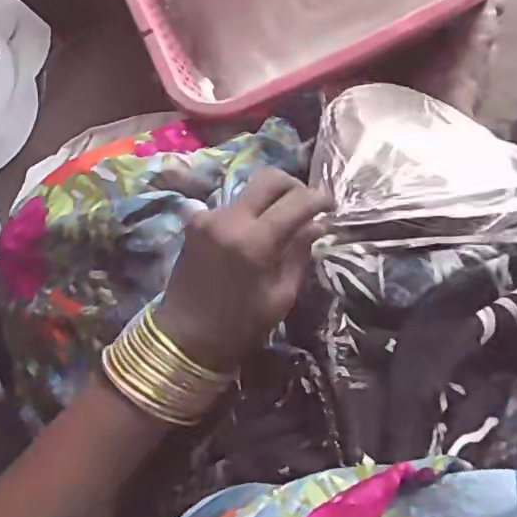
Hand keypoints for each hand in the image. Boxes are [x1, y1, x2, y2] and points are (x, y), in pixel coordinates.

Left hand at [152, 169, 331, 370]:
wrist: (186, 337)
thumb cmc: (240, 326)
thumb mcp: (281, 295)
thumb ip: (299, 253)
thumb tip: (317, 225)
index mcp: (254, 241)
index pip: (296, 202)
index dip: (319, 199)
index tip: (331, 206)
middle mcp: (229, 219)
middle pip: (269, 178)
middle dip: (294, 186)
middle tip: (307, 205)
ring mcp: (208, 217)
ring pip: (249, 190)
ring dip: (271, 199)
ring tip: (284, 221)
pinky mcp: (195, 222)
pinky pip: (231, 205)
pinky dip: (249, 212)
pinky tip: (256, 233)